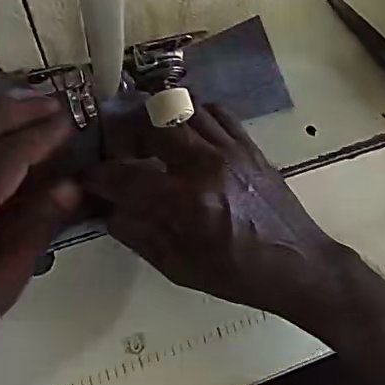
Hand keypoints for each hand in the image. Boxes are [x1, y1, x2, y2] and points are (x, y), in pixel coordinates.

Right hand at [86, 104, 354, 325]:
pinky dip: (195, 117)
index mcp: (187, 201)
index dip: (98, 175)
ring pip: (185, 109)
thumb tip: (108, 209)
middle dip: (127, 134)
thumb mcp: (179, 267)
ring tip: (151, 140)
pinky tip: (188, 135)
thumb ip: (139, 234)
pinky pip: (216, 113)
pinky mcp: (250, 144)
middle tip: (121, 152)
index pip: (127, 175)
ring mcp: (232, 149)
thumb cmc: (238, 275)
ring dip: (160, 120)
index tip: (86, 176)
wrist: (298, 263)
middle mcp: (207, 164)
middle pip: (153, 123)